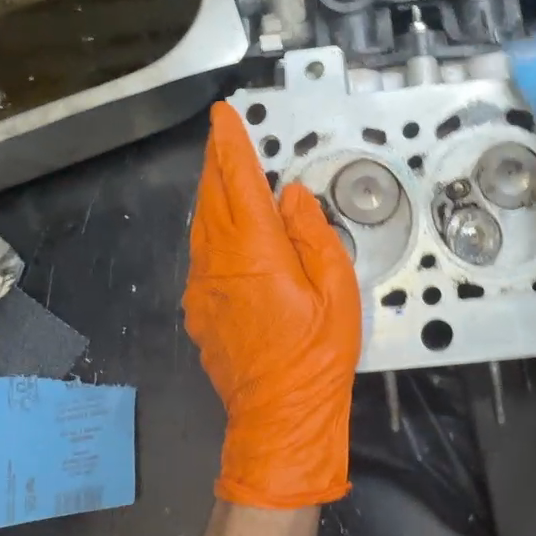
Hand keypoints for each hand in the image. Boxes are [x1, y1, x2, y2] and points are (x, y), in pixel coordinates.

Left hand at [184, 102, 361, 508]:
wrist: (279, 418)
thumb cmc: (317, 355)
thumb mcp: (337, 290)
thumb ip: (313, 235)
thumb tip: (292, 196)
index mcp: (256, 252)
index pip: (239, 183)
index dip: (230, 145)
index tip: (222, 116)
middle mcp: (219, 262)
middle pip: (211, 196)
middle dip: (215, 160)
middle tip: (222, 132)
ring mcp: (202, 286)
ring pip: (201, 222)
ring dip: (211, 190)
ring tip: (223, 168)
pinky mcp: (198, 307)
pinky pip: (201, 251)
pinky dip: (210, 224)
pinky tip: (224, 224)